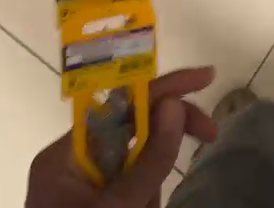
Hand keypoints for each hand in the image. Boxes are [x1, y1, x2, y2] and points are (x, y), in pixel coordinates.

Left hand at [26, 67, 220, 207]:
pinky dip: (146, 201)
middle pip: (131, 131)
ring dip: (152, 190)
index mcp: (64, 157)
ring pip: (138, 167)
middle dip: (166, 141)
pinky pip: (134, 192)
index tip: (206, 78)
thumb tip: (173, 104)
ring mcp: (84, 191)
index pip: (118, 104)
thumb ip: (149, 160)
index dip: (162, 86)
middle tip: (210, 136)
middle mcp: (72, 166)